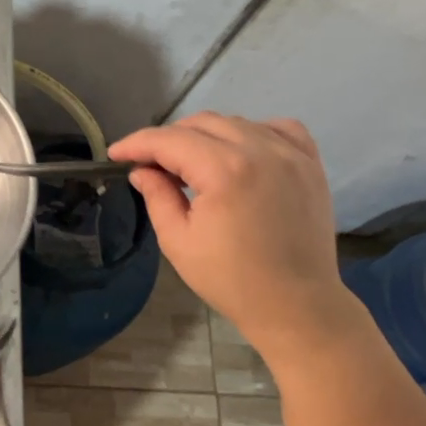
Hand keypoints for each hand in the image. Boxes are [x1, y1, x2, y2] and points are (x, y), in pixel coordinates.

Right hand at [110, 113, 358, 358]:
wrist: (294, 302)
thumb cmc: (230, 279)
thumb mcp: (178, 241)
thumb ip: (158, 197)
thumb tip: (143, 171)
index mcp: (225, 170)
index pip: (170, 140)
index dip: (137, 144)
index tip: (116, 154)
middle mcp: (260, 149)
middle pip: (202, 124)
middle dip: (168, 139)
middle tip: (150, 164)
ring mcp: (291, 153)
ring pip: (237, 123)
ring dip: (206, 136)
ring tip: (190, 164)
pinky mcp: (310, 164)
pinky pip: (278, 128)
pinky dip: (252, 132)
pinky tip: (239, 153)